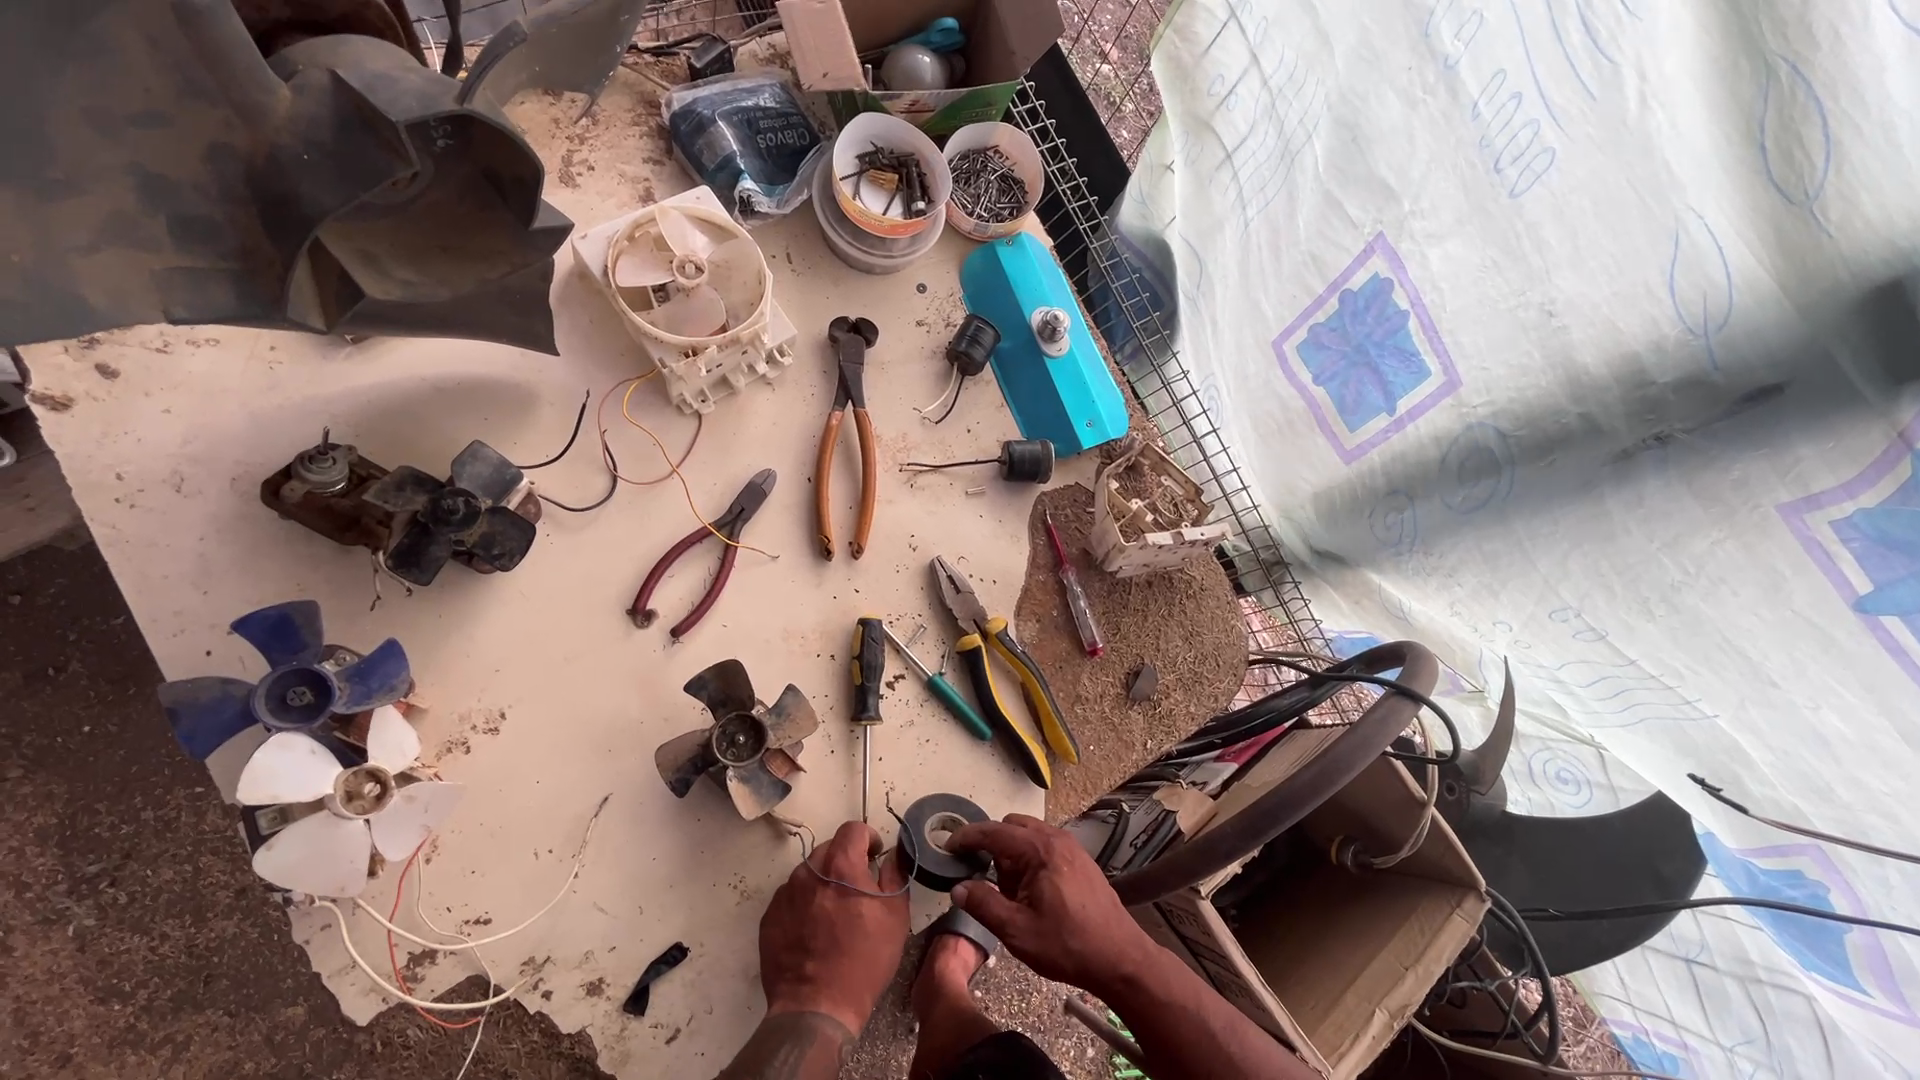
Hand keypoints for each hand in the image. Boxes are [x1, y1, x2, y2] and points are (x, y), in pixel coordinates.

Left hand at [757, 820, 909, 1035]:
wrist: (817, 1006)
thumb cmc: (864, 959)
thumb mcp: (895, 916)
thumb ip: (894, 876)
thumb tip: (891, 856)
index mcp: (840, 865)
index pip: (852, 829)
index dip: (868, 838)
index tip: (874, 856)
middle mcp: (807, 871)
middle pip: (828, 850)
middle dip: (845, 861)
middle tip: (858, 890)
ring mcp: (784, 895)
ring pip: (808, 874)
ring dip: (823, 883)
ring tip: (834, 915)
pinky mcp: (769, 918)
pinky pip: (791, 899)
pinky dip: (804, 905)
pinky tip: (814, 932)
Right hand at [947, 814, 1157, 994]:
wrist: (1120, 957)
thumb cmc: (1067, 945)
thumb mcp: (1017, 930)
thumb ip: (983, 904)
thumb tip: (958, 887)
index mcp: (1039, 850)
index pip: (993, 832)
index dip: (966, 837)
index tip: (947, 847)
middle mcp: (1056, 838)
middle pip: (1011, 826)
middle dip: (991, 845)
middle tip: (980, 876)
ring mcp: (1071, 847)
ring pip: (1029, 835)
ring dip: (1011, 852)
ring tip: (1007, 890)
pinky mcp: (1080, 860)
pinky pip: (1044, 845)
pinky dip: (1029, 857)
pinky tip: (1030, 891)